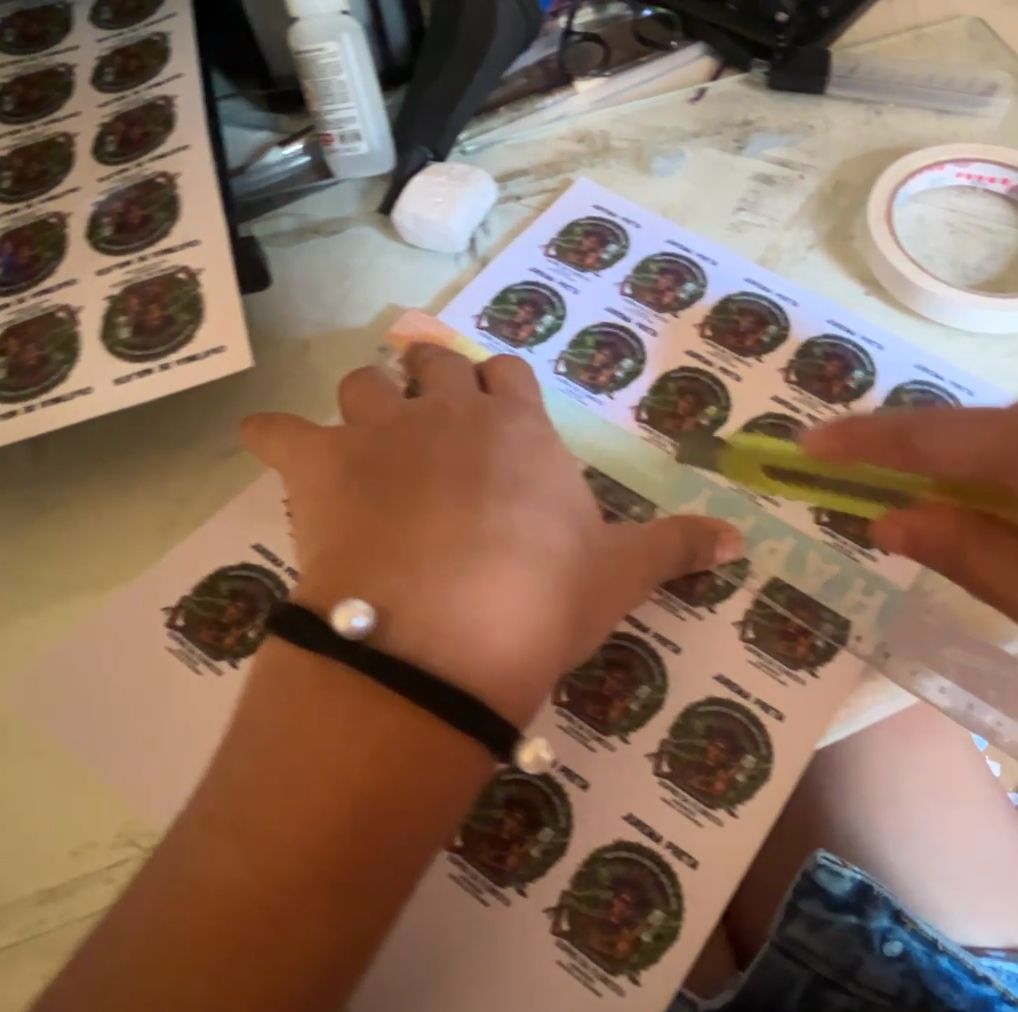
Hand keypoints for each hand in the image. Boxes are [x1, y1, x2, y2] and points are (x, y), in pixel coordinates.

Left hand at [243, 345, 740, 723]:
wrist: (447, 639)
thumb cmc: (542, 600)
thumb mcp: (620, 576)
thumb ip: (678, 548)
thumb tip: (743, 543)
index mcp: (520, 428)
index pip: (508, 376)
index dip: (500, 395)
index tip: (498, 423)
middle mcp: (448, 413)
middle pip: (433, 366)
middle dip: (433, 387)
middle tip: (434, 430)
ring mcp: (378, 433)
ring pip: (362, 383)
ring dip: (366, 404)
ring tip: (370, 444)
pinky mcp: (319, 467)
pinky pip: (278, 432)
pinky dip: (275, 440)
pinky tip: (274, 450)